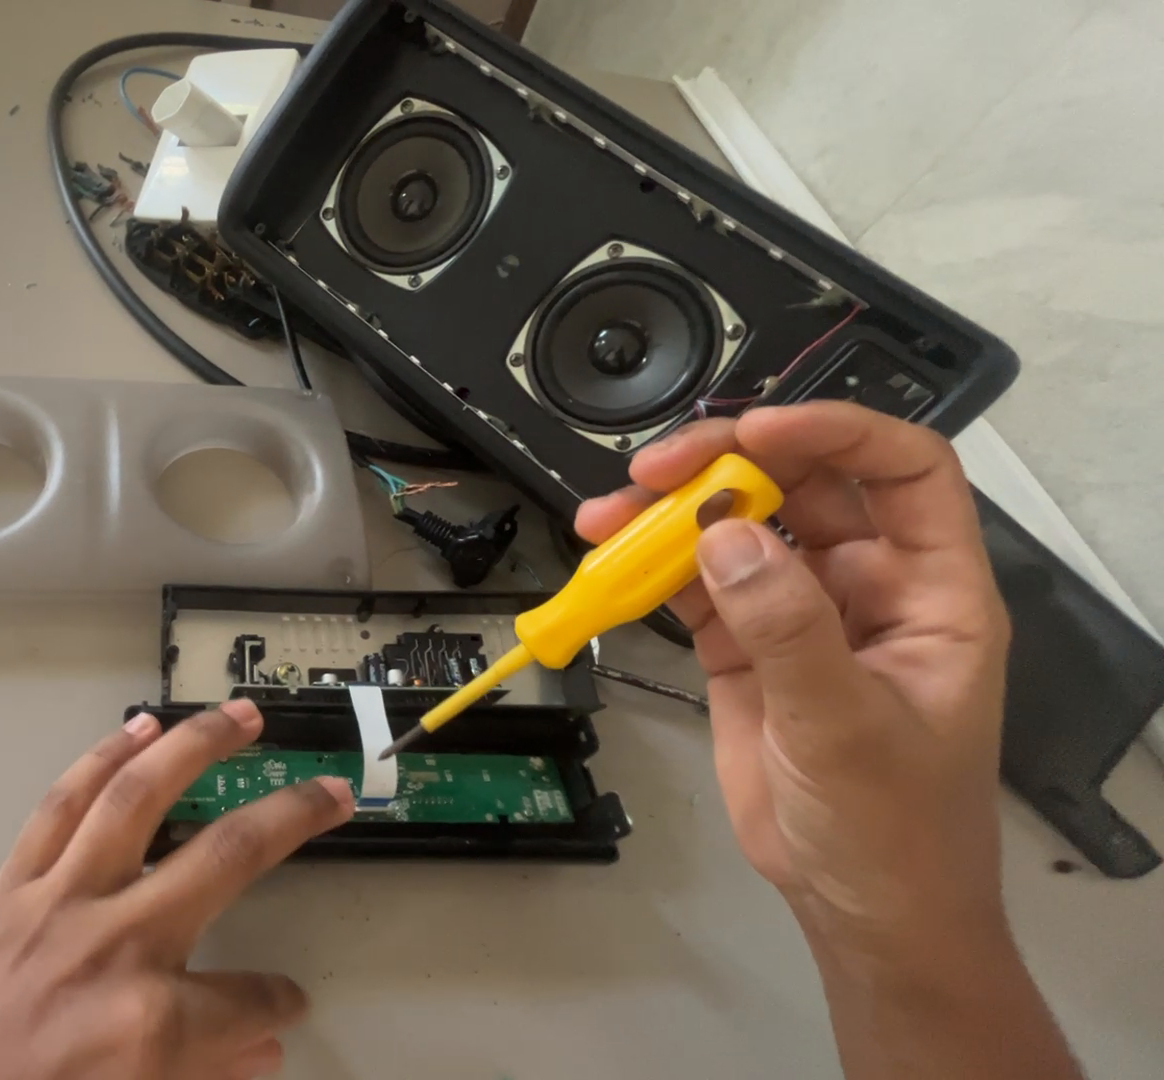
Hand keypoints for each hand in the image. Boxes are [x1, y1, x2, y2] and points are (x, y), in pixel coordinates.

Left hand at [0, 700, 353, 1079]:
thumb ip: (207, 1071)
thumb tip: (268, 1041)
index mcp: (150, 1025)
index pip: (246, 1001)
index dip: (274, 1002)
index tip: (287, 1000)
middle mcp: (115, 943)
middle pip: (225, 856)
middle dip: (290, 817)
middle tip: (329, 789)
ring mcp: (59, 900)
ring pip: (138, 799)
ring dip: (196, 747)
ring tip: (239, 715)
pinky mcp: (10, 884)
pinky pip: (60, 805)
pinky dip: (101, 758)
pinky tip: (138, 727)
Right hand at [576, 402, 1011, 953]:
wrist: (850, 898)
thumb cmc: (891, 824)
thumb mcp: (845, 724)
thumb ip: (786, 626)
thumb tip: (721, 532)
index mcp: (928, 591)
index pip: (900, 472)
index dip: (834, 433)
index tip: (752, 433)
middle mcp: (860, 585)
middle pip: (797, 487)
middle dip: (723, 465)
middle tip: (651, 470)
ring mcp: (790, 610)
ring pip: (729, 529)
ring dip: (665, 516)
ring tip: (604, 518)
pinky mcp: (737, 641)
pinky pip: (688, 584)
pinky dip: (644, 569)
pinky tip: (606, 563)